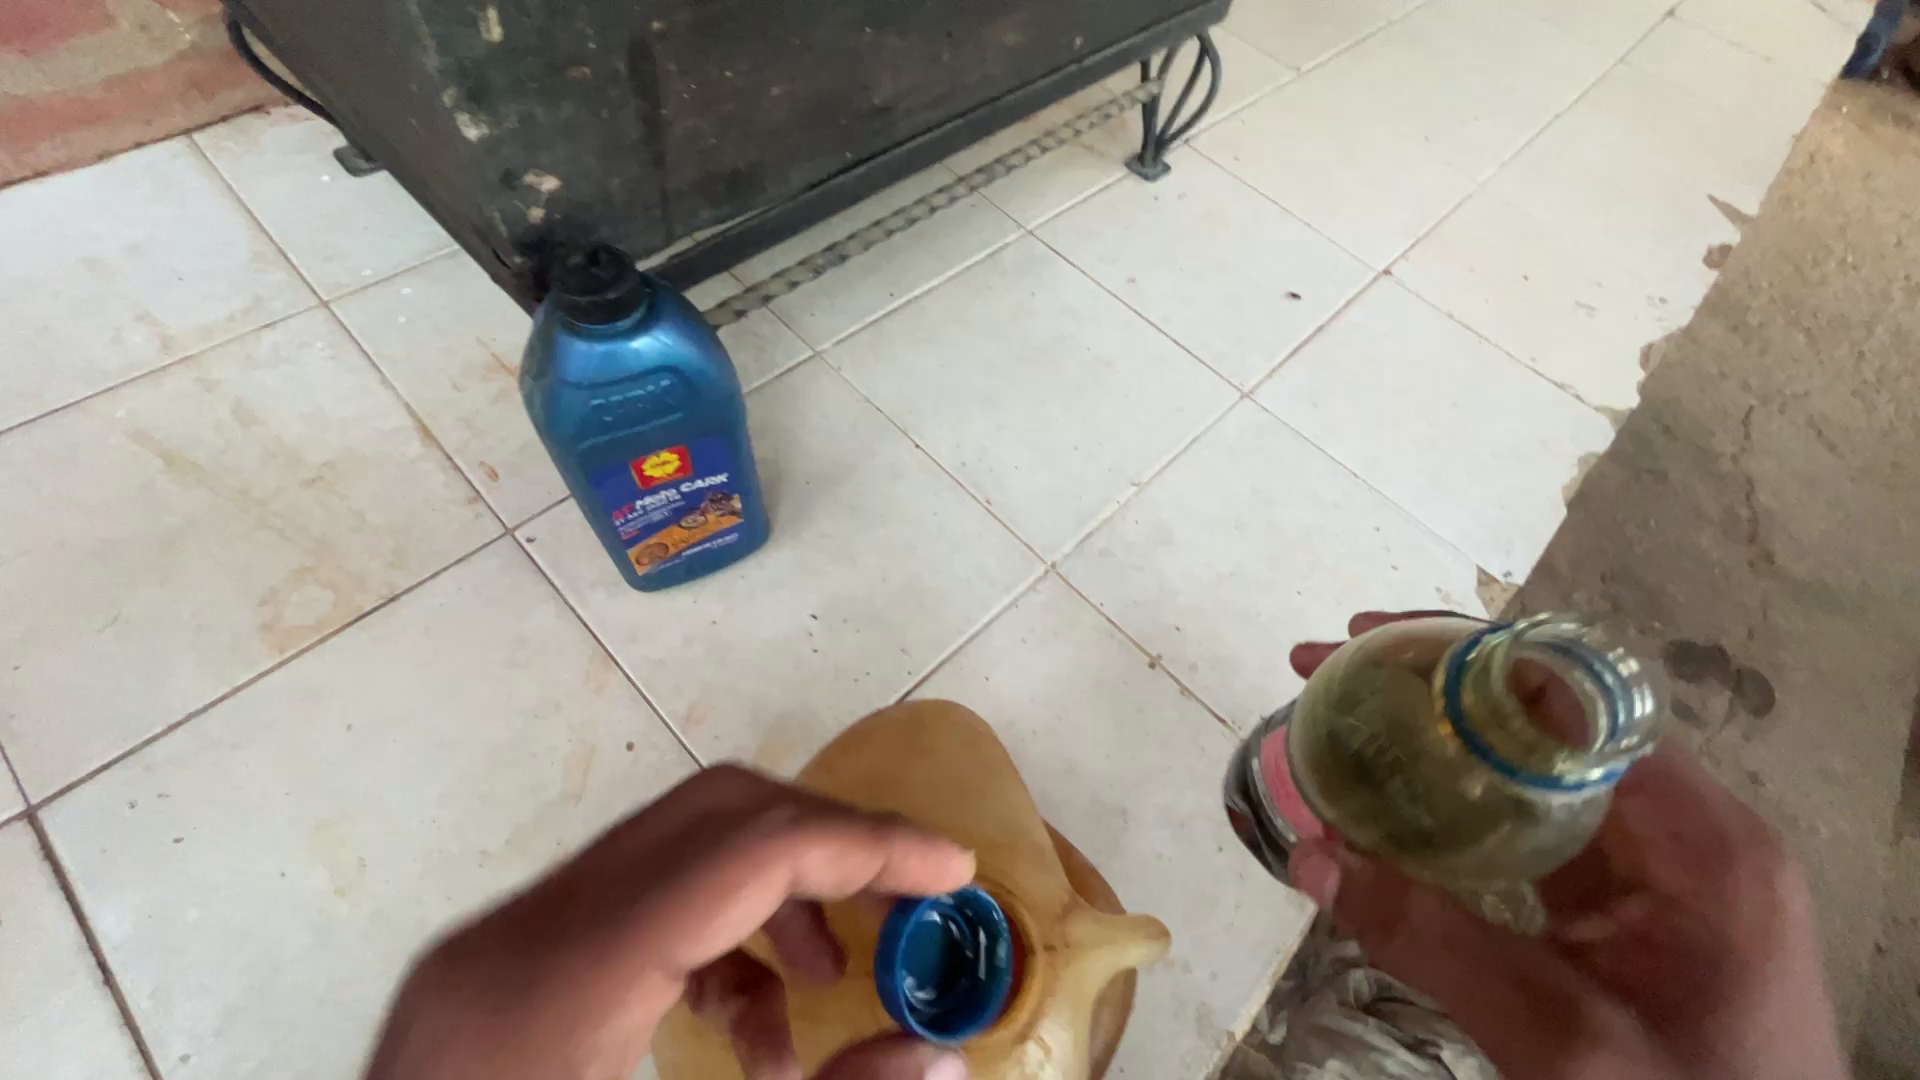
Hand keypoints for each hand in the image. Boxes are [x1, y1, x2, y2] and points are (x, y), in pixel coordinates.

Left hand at [363, 765, 975, 1079]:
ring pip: (683, 841)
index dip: (867, 847)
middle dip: (830, 844)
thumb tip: (942, 1055)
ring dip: (778, 886)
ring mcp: (506, 941)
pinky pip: (644, 898)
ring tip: (828, 975)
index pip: (746, 851)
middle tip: (905, 896)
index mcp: (560, 985)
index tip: (953, 866)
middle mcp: (525, 932)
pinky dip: (721, 932)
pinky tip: (748, 1019)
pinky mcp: (508, 964)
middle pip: (717, 812)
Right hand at [1287, 612, 1846, 1079]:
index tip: (1366, 641)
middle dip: (1423, 681)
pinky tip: (1379, 790)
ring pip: (1516, 758)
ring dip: (1424, 728)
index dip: (1462, 654)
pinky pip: (1510, 811)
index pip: (1568, 699)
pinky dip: (1439, 787)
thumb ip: (1433, 942)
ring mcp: (1639, 858)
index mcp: (1694, 833)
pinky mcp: (1604, 891)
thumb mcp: (1562, 1034)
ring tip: (1335, 712)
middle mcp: (1670, 824)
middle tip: (1323, 669)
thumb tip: (1307, 856)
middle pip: (1533, 714)